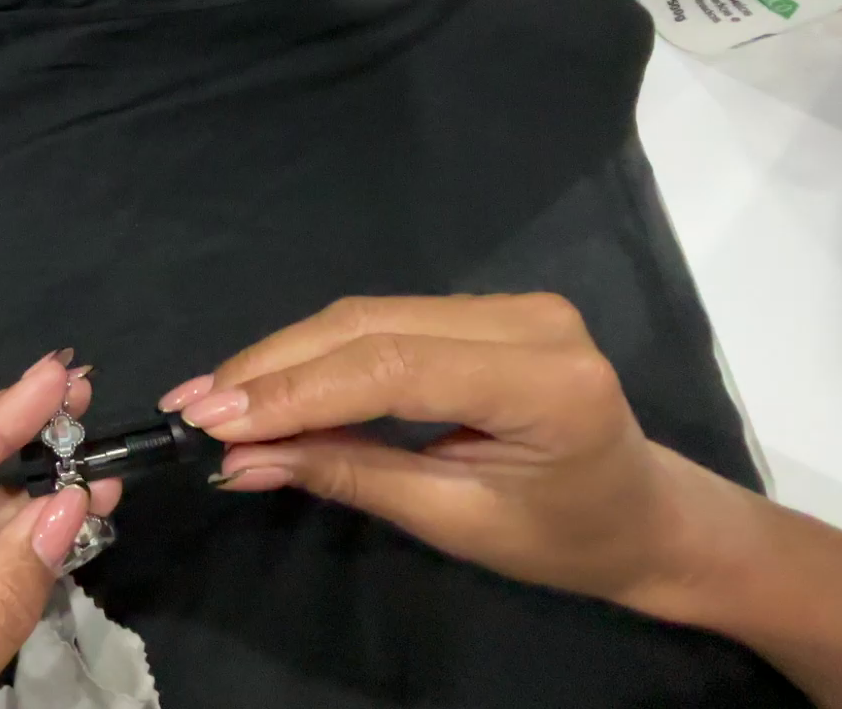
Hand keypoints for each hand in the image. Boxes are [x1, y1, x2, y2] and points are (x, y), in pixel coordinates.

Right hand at [159, 294, 724, 614]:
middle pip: (360, 328)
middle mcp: (523, 318)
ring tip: (213, 396)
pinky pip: (369, 321)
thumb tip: (237, 461)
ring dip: (277, 358)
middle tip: (192, 406)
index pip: (389, 369)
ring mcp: (499, 301)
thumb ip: (344, 474)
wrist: (650, 516)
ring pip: (353, 317)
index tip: (211, 421)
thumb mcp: (455, 522)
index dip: (292, 392)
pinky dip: (309, 352)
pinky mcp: (471, 305)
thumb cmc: (568, 539)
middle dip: (267, 370)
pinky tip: (263, 378)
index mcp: (545, 382)